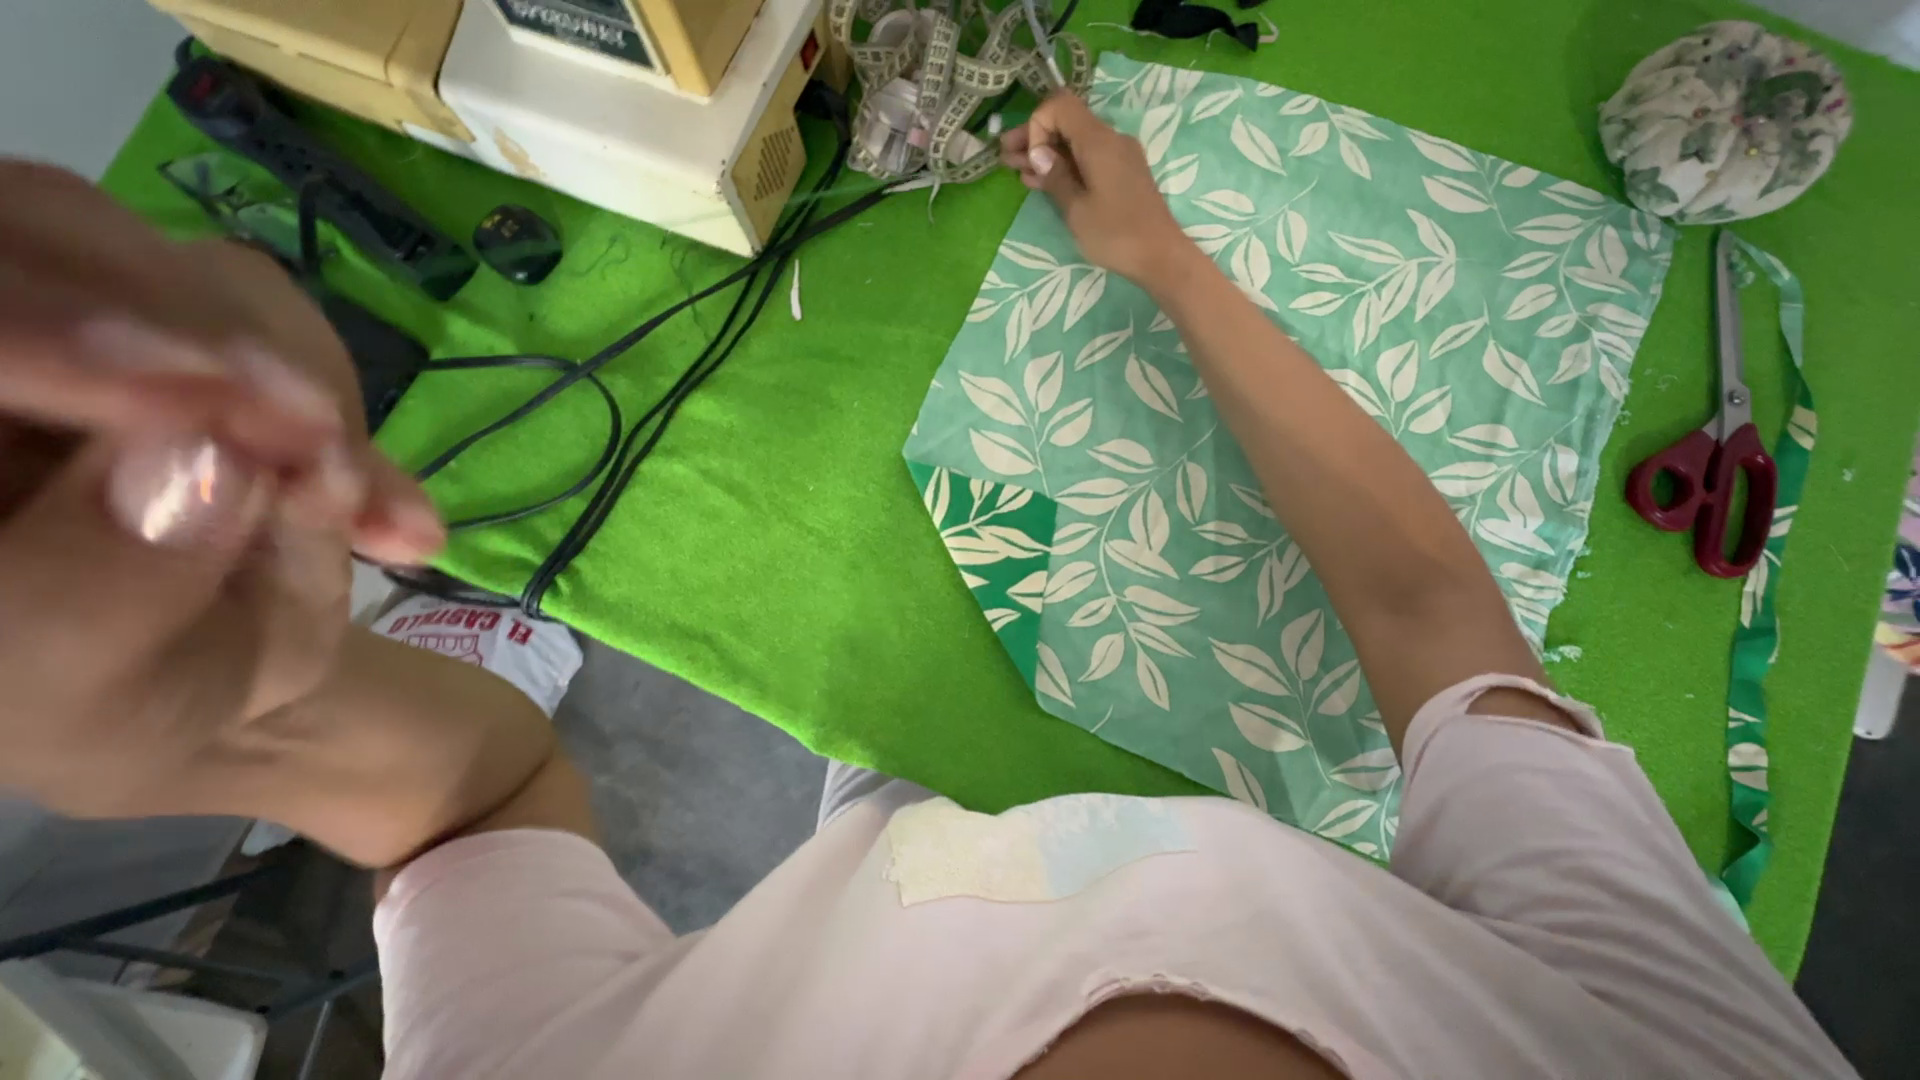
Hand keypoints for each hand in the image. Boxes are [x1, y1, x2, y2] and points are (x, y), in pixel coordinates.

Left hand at [0, 162, 442, 816]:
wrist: (213, 680)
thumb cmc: (109, 699)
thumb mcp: (84, 682)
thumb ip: (106, 581)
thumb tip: (212, 461)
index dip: (47, 331)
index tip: (198, 392)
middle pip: (60, 240)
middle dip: (213, 346)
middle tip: (316, 444)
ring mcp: (106, 323)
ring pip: (205, 280)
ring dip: (314, 398)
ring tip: (362, 517)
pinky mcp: (221, 337)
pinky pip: (298, 333)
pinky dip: (359, 421)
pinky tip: (386, 516)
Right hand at [1000, 92, 1198, 288]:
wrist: (1159, 256)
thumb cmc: (1115, 234)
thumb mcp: (1076, 209)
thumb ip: (1055, 177)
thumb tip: (1038, 153)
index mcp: (1098, 141)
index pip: (1060, 106)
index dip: (1037, 125)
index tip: (1032, 160)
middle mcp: (1110, 139)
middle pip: (1066, 123)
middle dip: (1034, 138)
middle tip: (1005, 156)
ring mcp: (1118, 156)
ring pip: (1075, 143)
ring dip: (1046, 155)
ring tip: (1016, 170)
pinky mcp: (1121, 174)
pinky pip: (1088, 159)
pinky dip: (1064, 167)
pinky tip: (1041, 181)